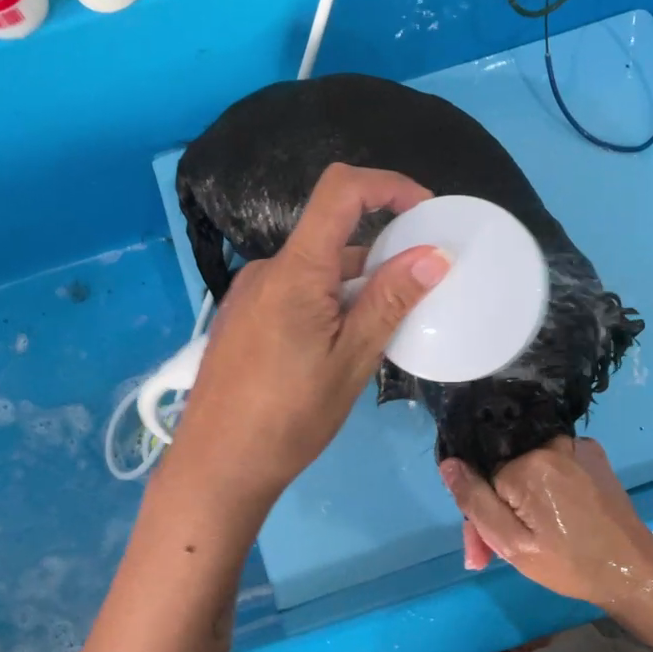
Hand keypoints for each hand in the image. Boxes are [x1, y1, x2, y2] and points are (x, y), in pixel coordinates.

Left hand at [171, 163, 449, 505]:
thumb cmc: (289, 418)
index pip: (341, 190)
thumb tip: (435, 254)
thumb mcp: (352, 360)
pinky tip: (340, 350)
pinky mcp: (244, 319)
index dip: (389, 185)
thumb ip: (390, 301)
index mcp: (296, 270)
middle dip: (382, 254)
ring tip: (381, 336)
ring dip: (356, 286)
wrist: (217, 466)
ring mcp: (251, 294)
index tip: (427, 213)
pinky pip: (296, 293)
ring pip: (317, 270)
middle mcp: (268, 270)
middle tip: (417, 296)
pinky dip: (330, 303)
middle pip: (333, 235)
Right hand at [439, 437, 652, 611]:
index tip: (483, 547)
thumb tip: (448, 463)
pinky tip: (553, 519)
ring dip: (522, 501)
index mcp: (528, 463)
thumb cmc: (570, 564)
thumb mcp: (512, 544)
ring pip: (529, 468)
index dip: (479, 509)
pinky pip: (553, 464)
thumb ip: (475, 502)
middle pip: (505, 470)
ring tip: (529, 541)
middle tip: (500, 554)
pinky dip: (546, 489)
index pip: (482, 476)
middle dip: (499, 509)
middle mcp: (551, 443)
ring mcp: (576, 446)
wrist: (632, 571)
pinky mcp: (593, 455)